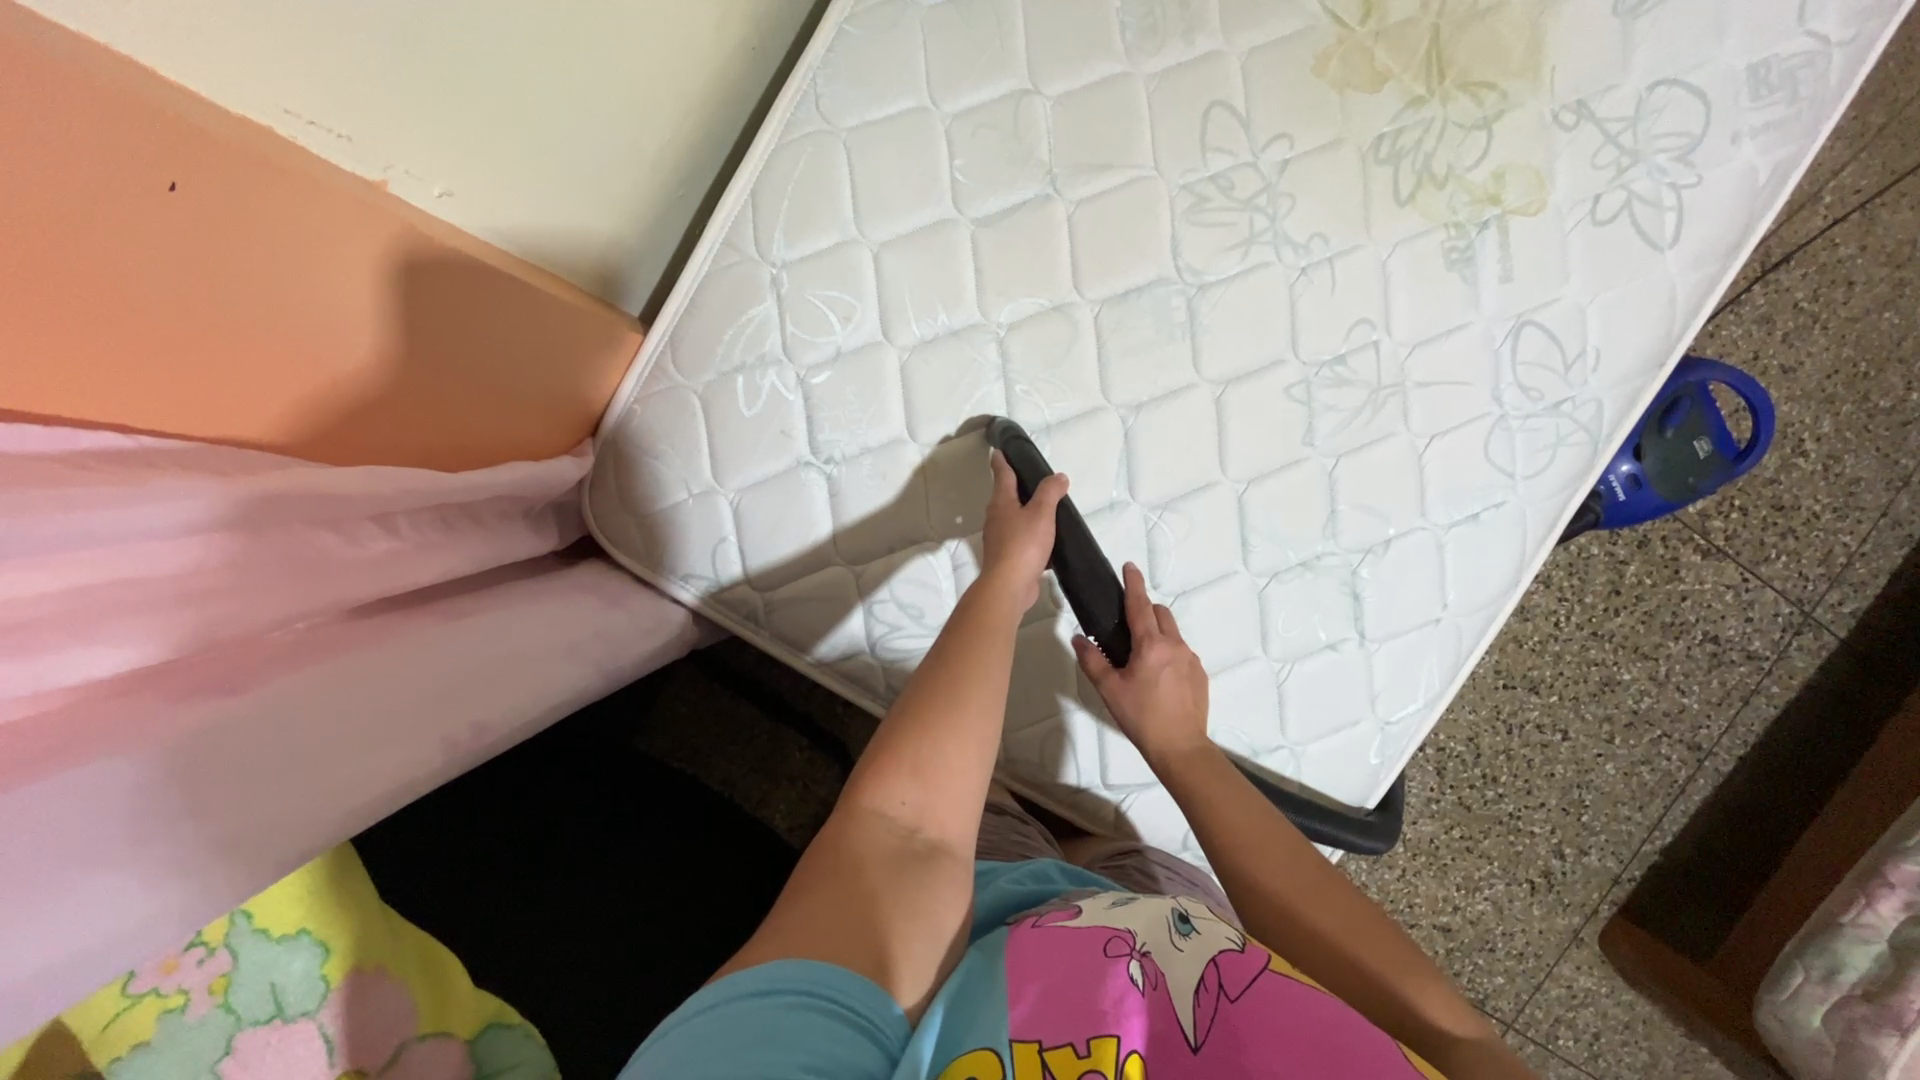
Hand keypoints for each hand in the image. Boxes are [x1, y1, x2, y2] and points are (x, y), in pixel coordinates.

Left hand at [980, 450, 1067, 608]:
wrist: (1009, 585)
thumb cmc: (1023, 544)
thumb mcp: (1042, 513)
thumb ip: (1050, 492)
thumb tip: (1059, 477)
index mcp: (1001, 503)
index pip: (1002, 475)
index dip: (1001, 462)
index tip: (998, 451)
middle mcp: (996, 518)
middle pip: (1005, 497)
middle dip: (1015, 487)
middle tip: (1030, 479)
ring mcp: (999, 539)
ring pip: (1013, 519)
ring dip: (1025, 513)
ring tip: (1044, 509)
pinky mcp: (1007, 557)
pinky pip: (1021, 541)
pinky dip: (1032, 537)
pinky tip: (1047, 542)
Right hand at [1073, 563, 1210, 768]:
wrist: (1180, 747)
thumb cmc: (1140, 716)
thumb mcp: (1109, 689)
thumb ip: (1092, 660)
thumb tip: (1079, 638)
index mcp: (1151, 645)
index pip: (1140, 605)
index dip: (1134, 584)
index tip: (1130, 566)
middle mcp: (1175, 645)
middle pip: (1161, 613)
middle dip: (1146, 609)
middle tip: (1127, 623)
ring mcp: (1191, 660)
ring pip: (1173, 633)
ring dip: (1157, 633)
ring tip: (1141, 657)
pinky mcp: (1200, 675)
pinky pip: (1182, 653)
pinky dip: (1168, 653)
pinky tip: (1157, 678)